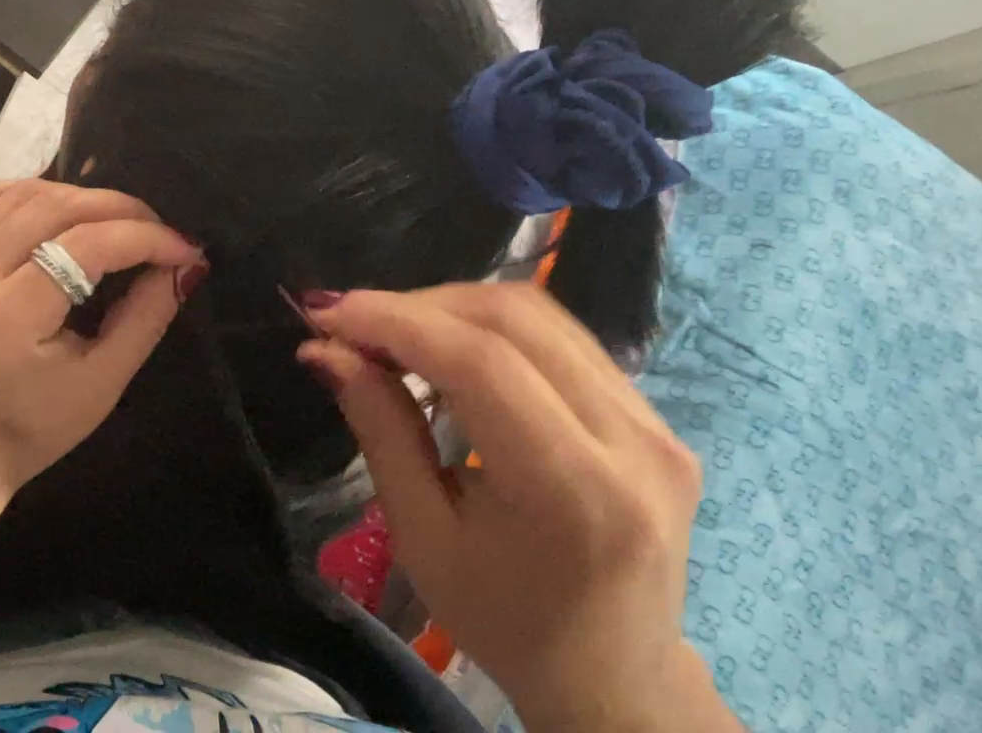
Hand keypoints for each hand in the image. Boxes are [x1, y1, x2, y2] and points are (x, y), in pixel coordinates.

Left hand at [0, 179, 205, 504]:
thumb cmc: (31, 432)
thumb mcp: (100, 386)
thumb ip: (144, 319)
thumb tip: (184, 265)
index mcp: (5, 318)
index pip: (84, 246)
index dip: (143, 237)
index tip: (184, 248)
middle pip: (53, 206)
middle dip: (119, 208)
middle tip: (159, 231)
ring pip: (21, 193)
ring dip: (79, 196)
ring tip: (121, 222)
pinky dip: (30, 192)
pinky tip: (60, 210)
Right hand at [300, 284, 728, 732]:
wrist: (614, 675)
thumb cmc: (503, 620)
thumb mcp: (421, 536)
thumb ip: (380, 430)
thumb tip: (326, 350)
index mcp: (572, 489)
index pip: (479, 363)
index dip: (393, 322)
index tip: (325, 315)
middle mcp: (631, 441)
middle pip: (511, 319)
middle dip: (415, 306)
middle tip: (349, 326)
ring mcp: (656, 423)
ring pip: (538, 314)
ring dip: (448, 307)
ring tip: (388, 333)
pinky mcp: (656, 416)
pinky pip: (560, 337)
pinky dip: (488, 326)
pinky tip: (444, 347)